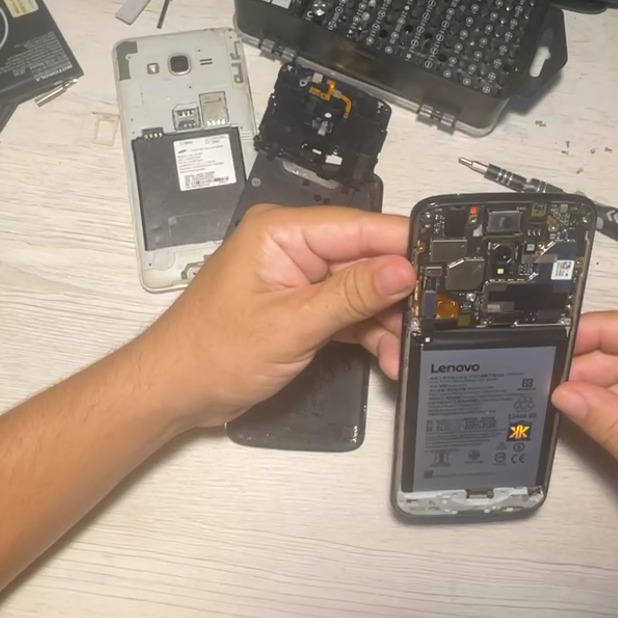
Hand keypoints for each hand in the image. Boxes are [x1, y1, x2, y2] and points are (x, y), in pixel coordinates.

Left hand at [128, 205, 414, 432]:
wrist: (176, 390)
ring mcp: (299, 279)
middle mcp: (293, 248)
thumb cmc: (209, 351)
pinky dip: (368, 334)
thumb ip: (351, 295)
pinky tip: (386, 356)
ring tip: (404, 350)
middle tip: (428, 318)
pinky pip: (348, 312)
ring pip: (363, 290)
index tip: (441, 263)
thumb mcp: (291, 324)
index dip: (401, 246)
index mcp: (282, 232)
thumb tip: (400, 270)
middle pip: (366, 260)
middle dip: (396, 293)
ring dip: (385, 321)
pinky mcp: (303, 306)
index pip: (358, 227)